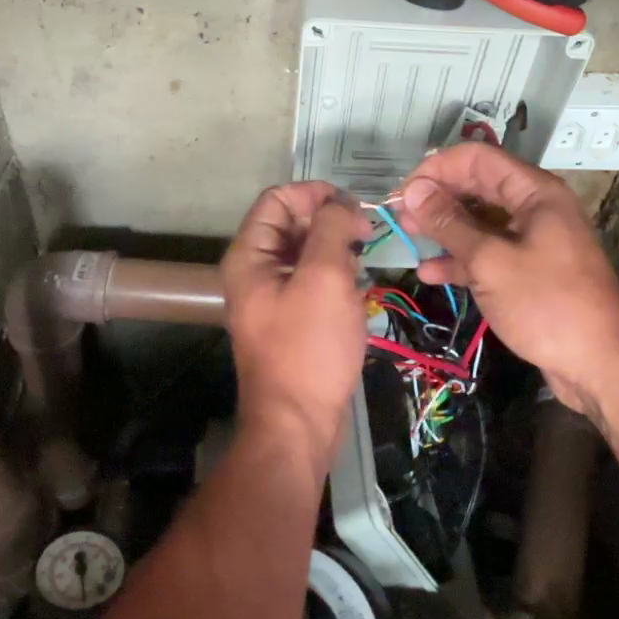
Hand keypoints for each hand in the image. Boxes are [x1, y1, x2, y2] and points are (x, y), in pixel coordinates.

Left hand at [221, 181, 369, 466]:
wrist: (298, 424)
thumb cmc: (309, 347)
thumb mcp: (325, 277)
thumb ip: (332, 228)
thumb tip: (342, 204)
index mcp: (250, 256)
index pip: (278, 199)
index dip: (315, 194)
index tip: (355, 207)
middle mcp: (254, 272)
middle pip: (292, 224)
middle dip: (330, 221)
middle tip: (367, 233)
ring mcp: (272, 299)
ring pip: (306, 254)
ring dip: (337, 249)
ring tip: (366, 260)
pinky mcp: (291, 322)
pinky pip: (313, 283)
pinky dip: (336, 277)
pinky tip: (360, 288)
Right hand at [398, 143, 618, 413]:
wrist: (600, 364)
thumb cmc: (547, 304)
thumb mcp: (490, 261)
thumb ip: (450, 223)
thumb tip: (414, 190)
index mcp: (535, 192)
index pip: (478, 159)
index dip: (437, 169)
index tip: (403, 192)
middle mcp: (536, 209)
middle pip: (478, 188)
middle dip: (438, 198)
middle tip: (399, 216)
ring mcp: (534, 241)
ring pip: (481, 223)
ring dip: (445, 229)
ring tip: (408, 239)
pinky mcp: (529, 272)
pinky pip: (489, 254)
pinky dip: (461, 260)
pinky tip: (431, 273)